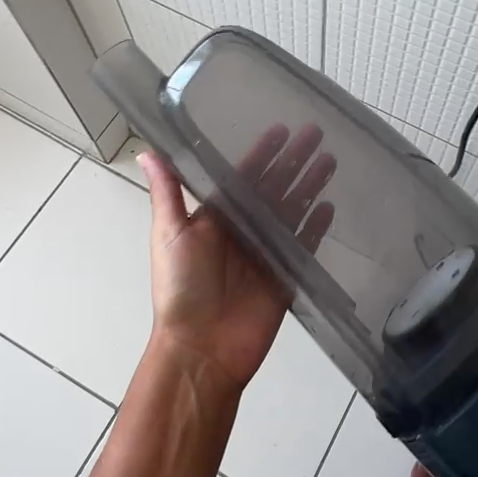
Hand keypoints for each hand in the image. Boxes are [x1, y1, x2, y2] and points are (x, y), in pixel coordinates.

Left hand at [139, 125, 335, 392]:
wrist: (202, 348)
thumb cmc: (182, 288)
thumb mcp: (169, 234)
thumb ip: (167, 192)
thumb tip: (147, 150)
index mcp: (216, 217)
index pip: (244, 175)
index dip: (263, 152)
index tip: (281, 129)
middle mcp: (243, 230)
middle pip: (274, 188)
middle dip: (294, 161)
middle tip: (316, 133)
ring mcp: (266, 252)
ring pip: (293, 210)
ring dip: (310, 186)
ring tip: (330, 160)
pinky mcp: (285, 275)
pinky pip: (304, 244)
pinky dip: (316, 226)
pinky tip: (329, 206)